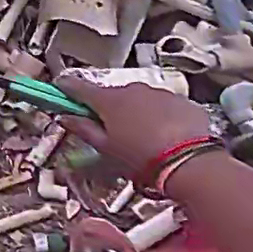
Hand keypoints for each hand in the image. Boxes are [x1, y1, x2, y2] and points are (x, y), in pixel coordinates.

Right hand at [53, 70, 212, 173]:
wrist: (192, 164)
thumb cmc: (141, 158)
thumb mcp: (106, 149)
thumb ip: (83, 129)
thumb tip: (64, 117)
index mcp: (108, 100)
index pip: (79, 87)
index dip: (67, 88)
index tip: (60, 88)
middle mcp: (132, 89)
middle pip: (112, 95)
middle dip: (108, 108)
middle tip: (110, 130)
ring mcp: (158, 93)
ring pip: (139, 99)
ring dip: (135, 112)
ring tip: (142, 137)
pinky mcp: (181, 101)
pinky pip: (163, 106)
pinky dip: (160, 116)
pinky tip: (166, 135)